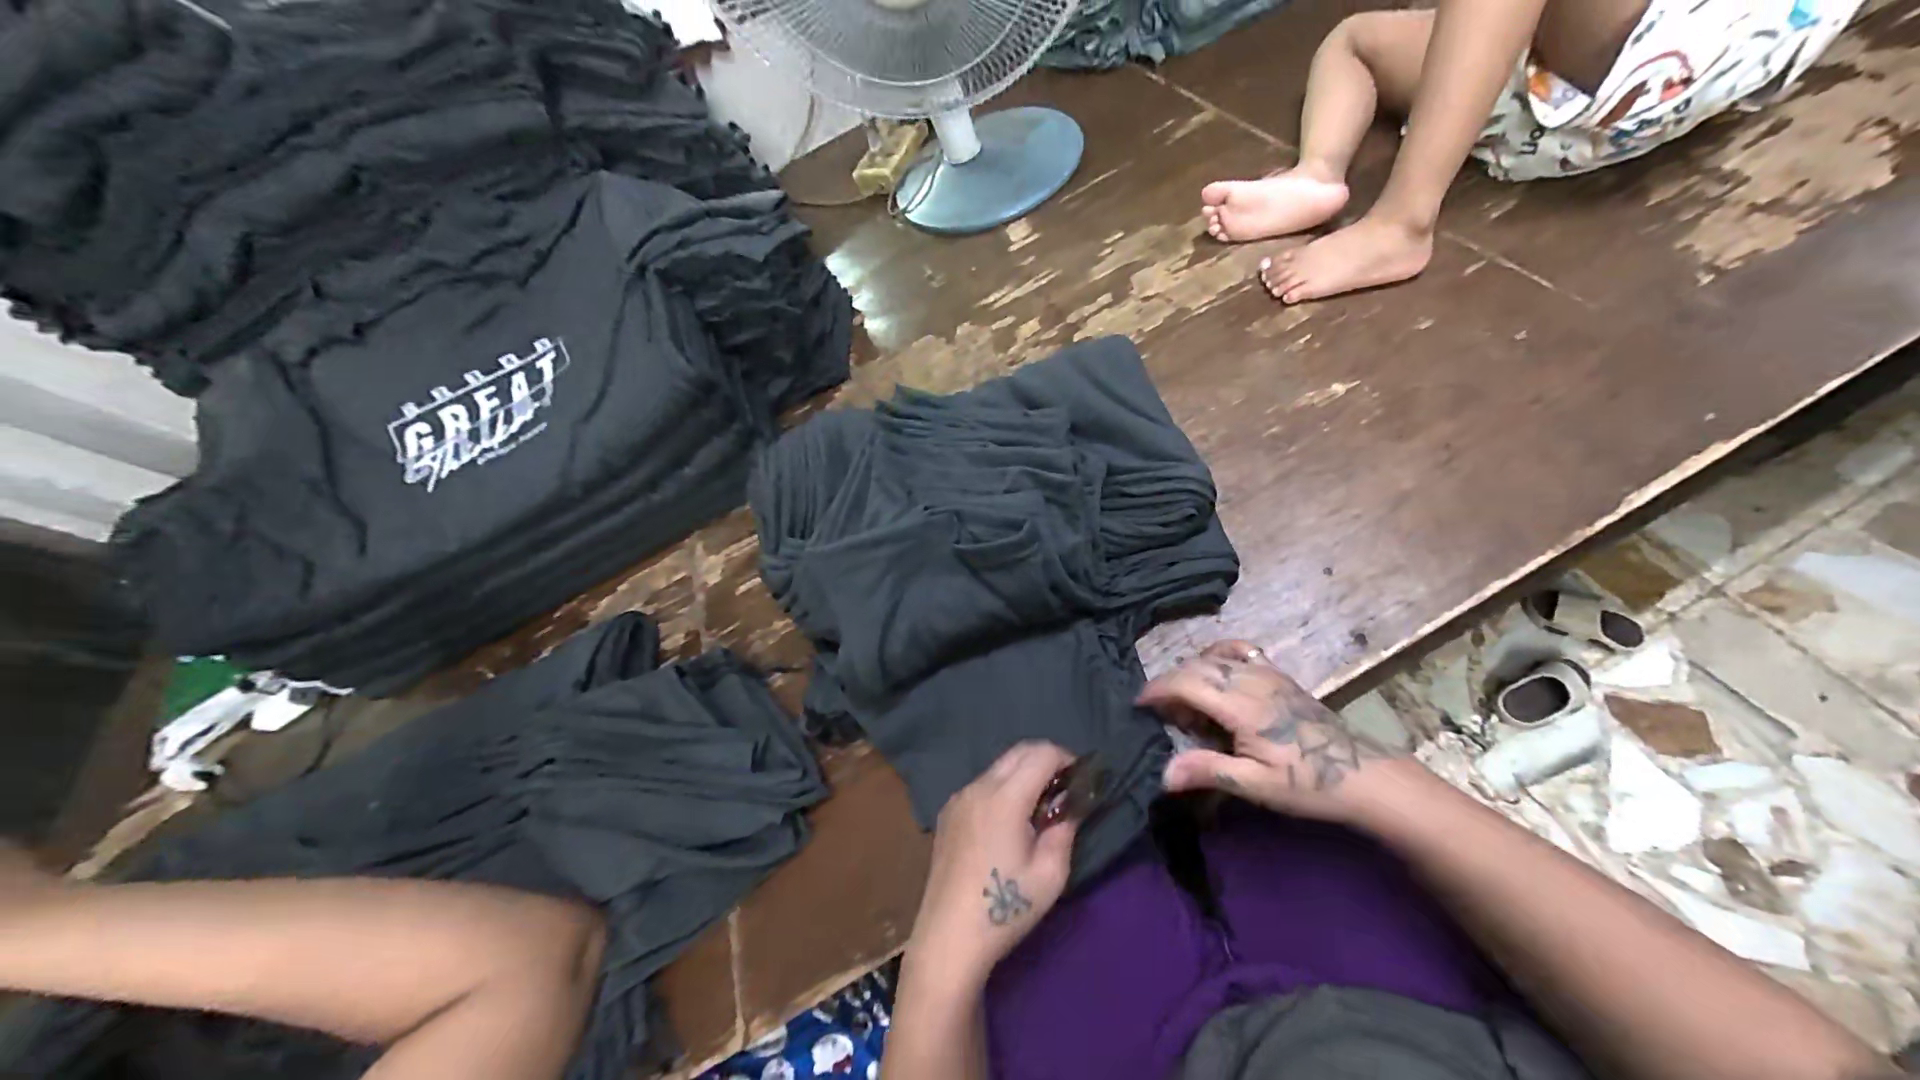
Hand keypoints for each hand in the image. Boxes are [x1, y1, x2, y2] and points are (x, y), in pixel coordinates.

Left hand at [907, 742, 1080, 985]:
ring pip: (999, 767)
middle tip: (1065, 789)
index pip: (1041, 753)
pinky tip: (1009, 821)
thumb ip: (1065, 829)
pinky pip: (982, 784)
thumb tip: (1070, 804)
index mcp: (1005, 798)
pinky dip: (1003, 787)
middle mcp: (978, 787)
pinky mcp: (948, 813)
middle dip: (1046, 760)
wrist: (948, 937)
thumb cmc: (1005, 909)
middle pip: (1018, 752)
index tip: (1081, 779)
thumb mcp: (1050, 874)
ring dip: (1023, 773)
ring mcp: (959, 798)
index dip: (1067, 758)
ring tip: (1039, 808)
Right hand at [1139, 640, 1401, 823]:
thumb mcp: (1256, 785)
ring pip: (1213, 657)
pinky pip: (1239, 651)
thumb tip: (1162, 774)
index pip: (1186, 681)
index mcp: (1241, 704)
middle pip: (1195, 665)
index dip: (1157, 690)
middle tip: (1165, 717)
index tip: (1138, 705)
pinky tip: (1216, 674)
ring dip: (1191, 673)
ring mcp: (1267, 672)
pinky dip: (1217, 656)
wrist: (1364, 776)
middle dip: (1170, 684)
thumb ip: (1207, 771)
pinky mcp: (1278, 674)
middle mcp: (1251, 679)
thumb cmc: (1308, 783)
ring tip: (1188, 705)